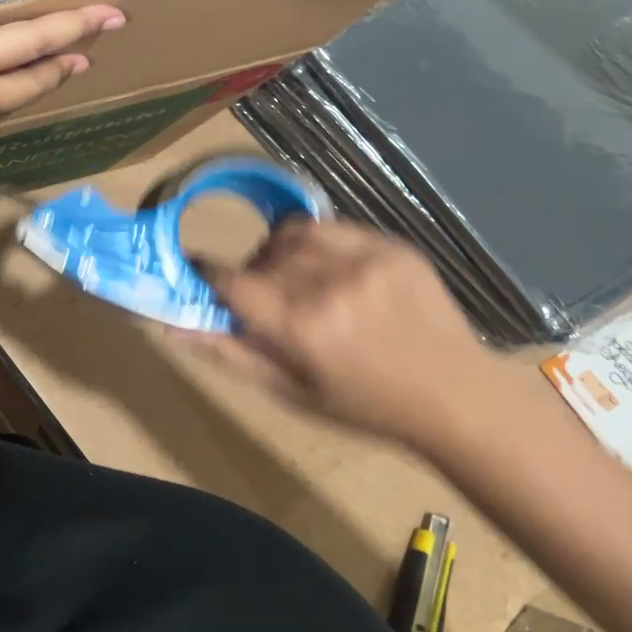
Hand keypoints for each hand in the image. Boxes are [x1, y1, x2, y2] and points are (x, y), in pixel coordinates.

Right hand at [181, 218, 516, 450]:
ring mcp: (365, 262)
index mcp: (300, 327)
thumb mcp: (289, 392)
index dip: (207, 273)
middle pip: (259, 258)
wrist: (461, 400)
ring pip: (291, 235)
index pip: (229, 280)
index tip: (200, 273)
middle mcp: (327, 286)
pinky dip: (317, 242)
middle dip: (251, 274)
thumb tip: (171, 327)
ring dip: (280, 252)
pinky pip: (332, 228)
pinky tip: (330, 268)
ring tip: (295, 276)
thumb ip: (228, 354)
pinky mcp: (393, 248)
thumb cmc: (364, 404)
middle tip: (265, 298)